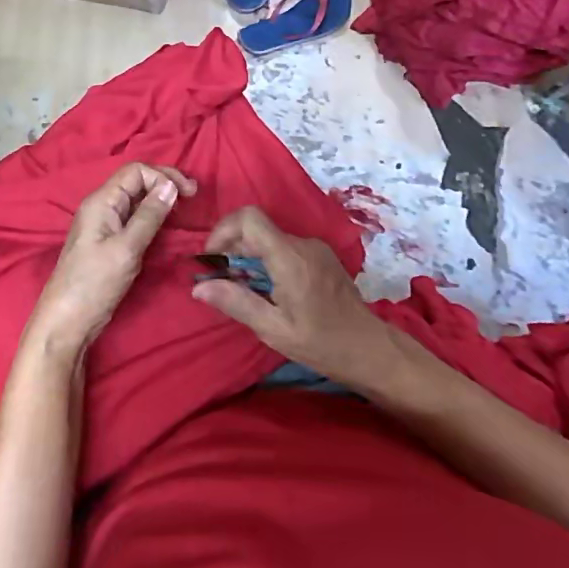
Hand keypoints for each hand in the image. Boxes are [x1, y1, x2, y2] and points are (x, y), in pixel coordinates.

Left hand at [28, 162, 196, 357]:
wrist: (67, 322)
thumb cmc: (94, 284)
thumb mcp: (126, 249)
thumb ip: (149, 216)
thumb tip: (170, 186)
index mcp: (101, 202)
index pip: (136, 171)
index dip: (163, 176)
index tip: (188, 193)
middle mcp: (102, 207)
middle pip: (136, 181)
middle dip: (165, 183)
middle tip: (192, 196)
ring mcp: (105, 225)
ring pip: (136, 200)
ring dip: (161, 200)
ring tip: (184, 208)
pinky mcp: (110, 242)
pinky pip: (134, 219)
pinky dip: (153, 216)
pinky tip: (167, 225)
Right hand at [192, 206, 401, 388]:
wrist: (370, 349)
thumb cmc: (321, 343)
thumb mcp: (273, 329)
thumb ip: (235, 302)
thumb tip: (198, 287)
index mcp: (289, 257)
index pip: (249, 218)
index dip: (223, 231)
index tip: (212, 259)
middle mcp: (303, 244)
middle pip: (257, 229)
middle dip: (232, 249)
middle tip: (222, 281)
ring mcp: (315, 248)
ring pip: (270, 238)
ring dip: (249, 257)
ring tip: (243, 289)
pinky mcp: (321, 256)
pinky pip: (285, 248)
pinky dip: (267, 261)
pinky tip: (268, 290)